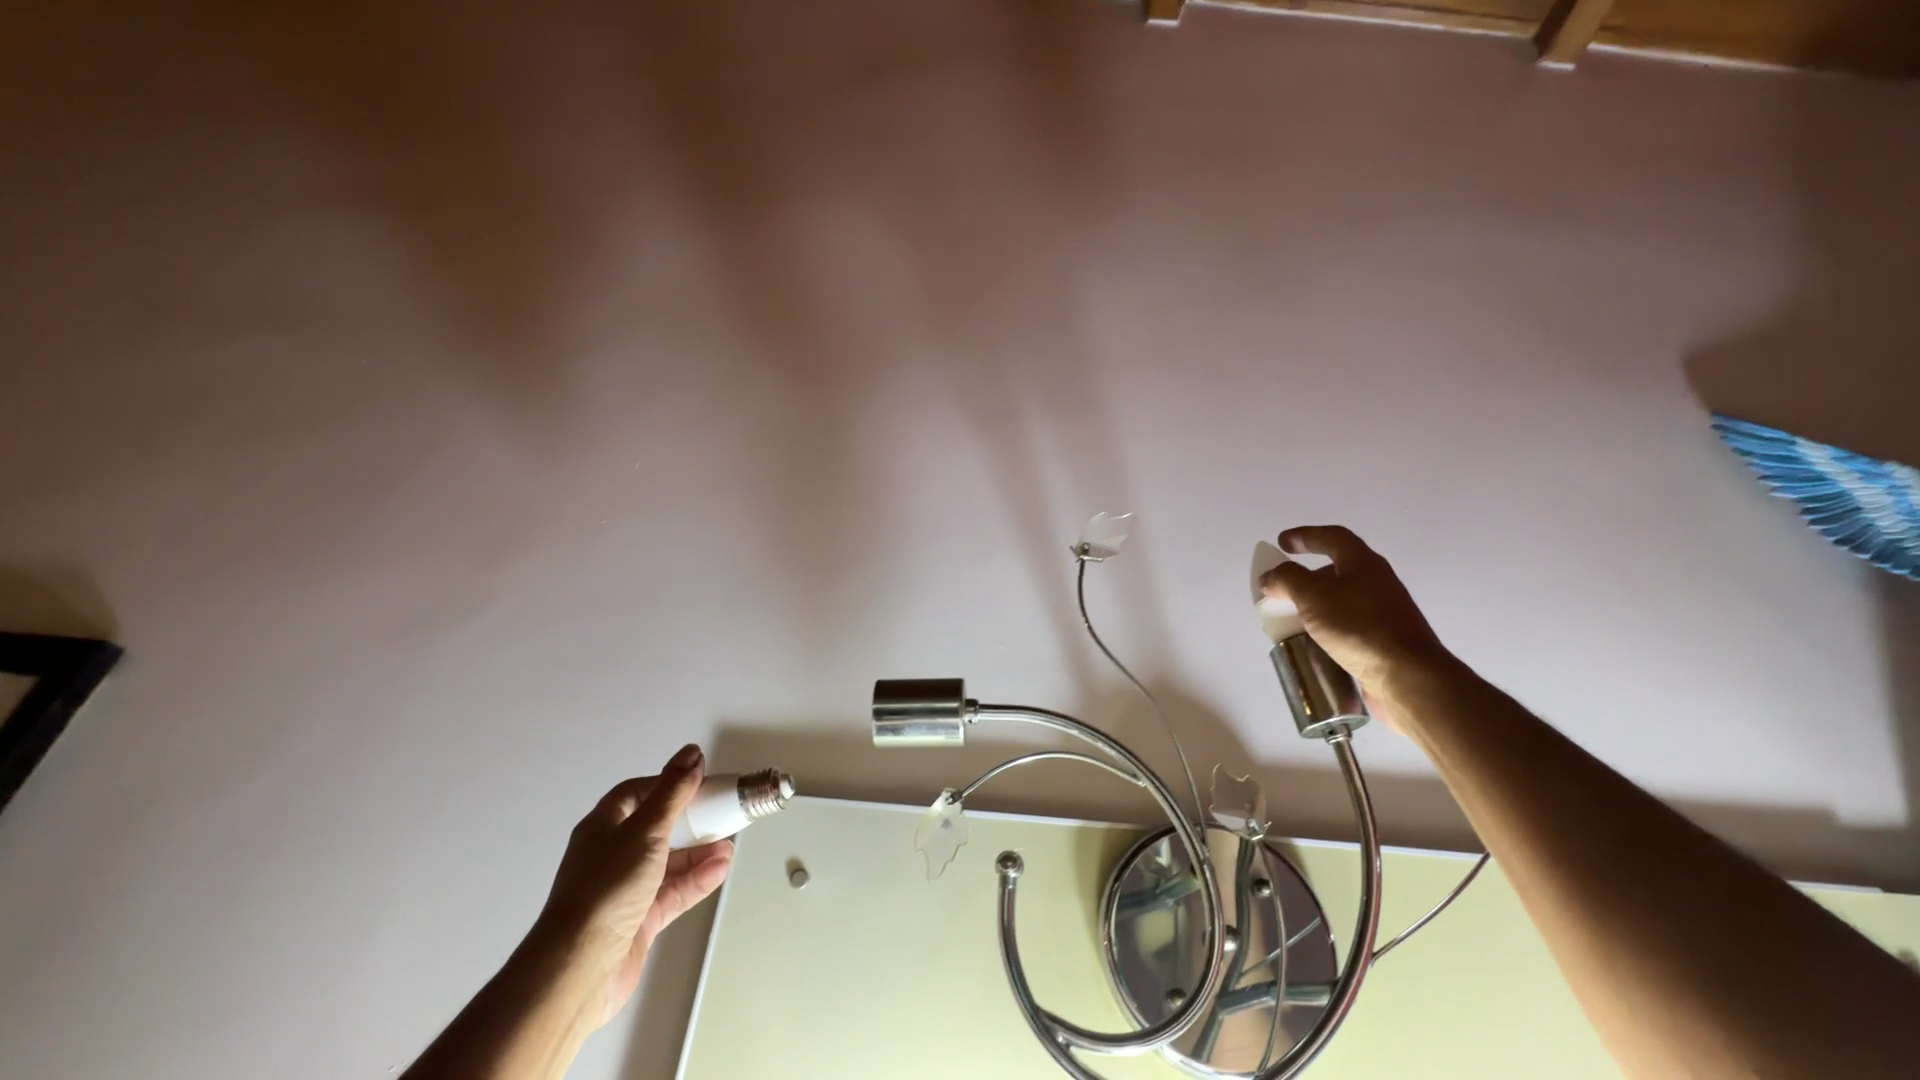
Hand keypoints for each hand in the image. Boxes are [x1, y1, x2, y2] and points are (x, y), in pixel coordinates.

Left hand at [538, 744, 733, 1026]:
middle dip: (689, 820)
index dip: (667, 783)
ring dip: (698, 851)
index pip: (635, 794)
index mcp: (603, 828)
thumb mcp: (645, 831)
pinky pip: (673, 892)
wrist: (581, 967)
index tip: (700, 779)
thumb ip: (672, 793)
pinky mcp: (639, 920)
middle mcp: (611, 855)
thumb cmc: (607, 888)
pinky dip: (697, 880)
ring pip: (668, 862)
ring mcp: (625, 890)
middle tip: (720, 812)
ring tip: (728, 843)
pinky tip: (720, 868)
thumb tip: (691, 754)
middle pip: (656, 828)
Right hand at [1260, 526, 1453, 726]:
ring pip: (1342, 600)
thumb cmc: (1358, 627)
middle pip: (1338, 569)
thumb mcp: (1313, 596)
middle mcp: (1377, 583)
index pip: (1332, 537)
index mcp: (1364, 564)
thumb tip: (1271, 577)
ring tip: (1291, 620)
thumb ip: (1287, 580)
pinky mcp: (1384, 640)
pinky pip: (1348, 625)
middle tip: (1283, 589)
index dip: (1305, 536)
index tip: (1282, 542)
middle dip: (1308, 576)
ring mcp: (1384, 613)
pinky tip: (1314, 645)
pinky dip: (1327, 629)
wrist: (1407, 675)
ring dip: (1315, 606)